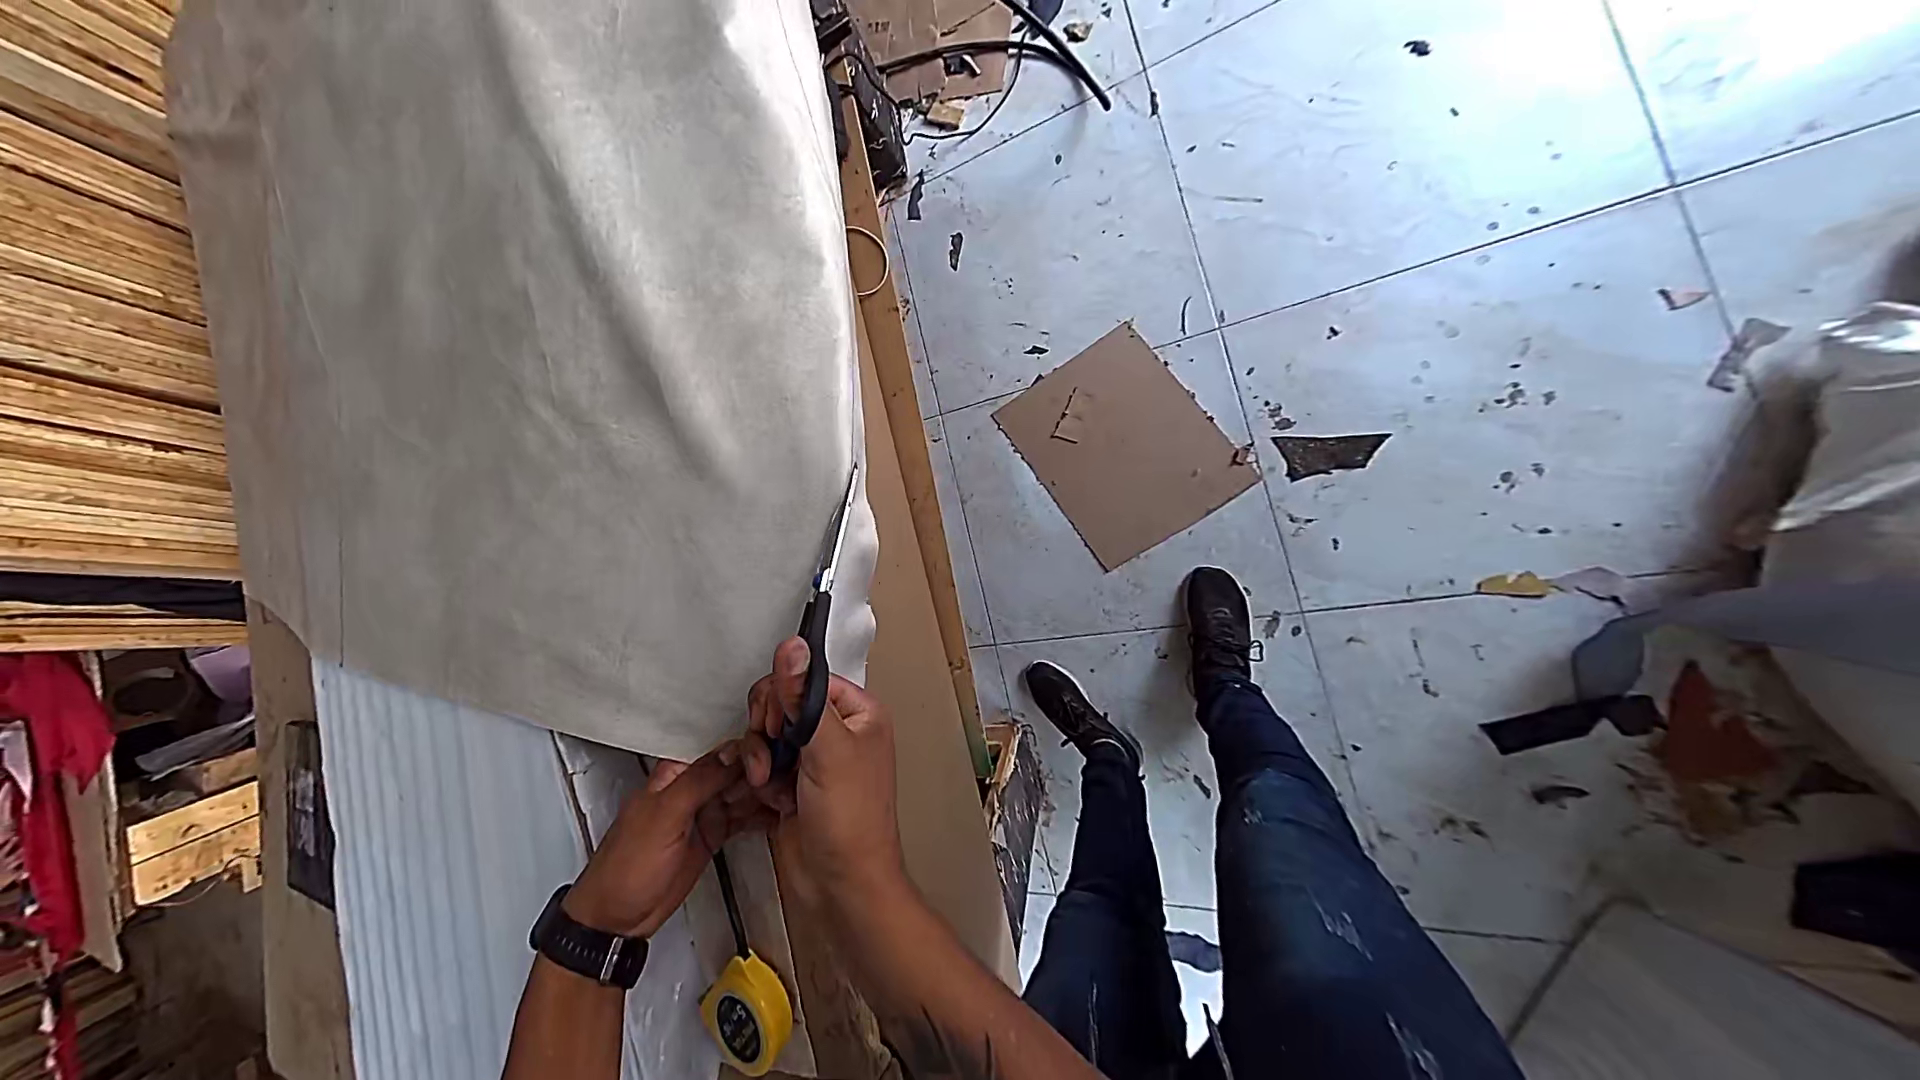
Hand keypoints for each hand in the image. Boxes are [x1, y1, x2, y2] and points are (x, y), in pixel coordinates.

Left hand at [564, 751, 775, 937]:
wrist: (615, 921)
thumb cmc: (624, 869)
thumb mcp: (664, 816)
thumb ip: (700, 781)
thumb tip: (734, 753)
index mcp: (677, 774)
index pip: (724, 751)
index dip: (751, 755)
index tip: (767, 770)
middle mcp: (694, 787)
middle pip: (742, 770)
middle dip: (766, 777)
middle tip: (783, 792)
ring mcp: (705, 811)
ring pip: (747, 792)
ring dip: (769, 796)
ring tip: (787, 804)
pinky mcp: (714, 833)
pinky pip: (745, 817)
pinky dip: (763, 816)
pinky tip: (779, 817)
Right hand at [735, 637, 904, 902]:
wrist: (841, 885)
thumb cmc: (853, 823)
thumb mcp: (828, 749)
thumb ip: (804, 697)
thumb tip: (793, 649)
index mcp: (860, 713)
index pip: (810, 678)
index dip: (786, 695)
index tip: (779, 720)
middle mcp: (839, 731)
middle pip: (785, 703)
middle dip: (769, 728)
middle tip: (775, 752)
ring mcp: (816, 758)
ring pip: (769, 733)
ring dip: (762, 756)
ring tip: (772, 780)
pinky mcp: (795, 782)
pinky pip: (764, 762)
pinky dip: (761, 778)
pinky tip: (772, 797)